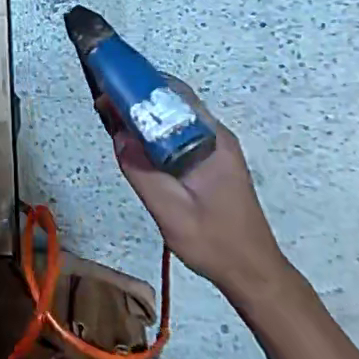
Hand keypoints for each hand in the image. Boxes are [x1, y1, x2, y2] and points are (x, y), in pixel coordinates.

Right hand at [102, 80, 289, 298]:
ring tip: (115, 124)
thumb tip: (119, 135)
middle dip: (139, 99)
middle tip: (106, 109)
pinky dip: (156, 132)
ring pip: (176, 117)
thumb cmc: (214, 241)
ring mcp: (216, 147)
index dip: (139, 88)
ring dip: (147, 116)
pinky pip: (180, 134)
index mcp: (211, 140)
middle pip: (174, 101)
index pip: (174, 94)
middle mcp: (216, 135)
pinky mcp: (213, 160)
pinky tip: (138, 146)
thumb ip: (143, 172)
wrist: (252, 270)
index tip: (109, 93)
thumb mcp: (170, 212)